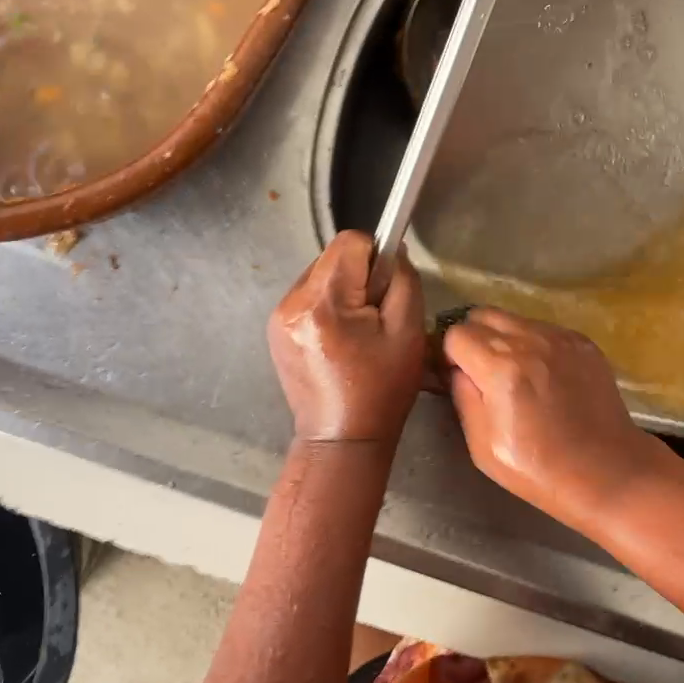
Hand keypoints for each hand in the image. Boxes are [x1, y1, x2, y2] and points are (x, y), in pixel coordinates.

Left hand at [268, 231, 425, 442]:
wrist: (341, 439)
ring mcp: (278, 317)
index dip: (377, 256)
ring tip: (358, 332)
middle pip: (333, 257)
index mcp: (324, 302)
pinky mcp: (276, 329)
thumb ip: (403, 282)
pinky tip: (340, 340)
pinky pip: (308, 297)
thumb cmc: (381, 390)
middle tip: (375, 317)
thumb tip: (393, 251)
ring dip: (344, 290)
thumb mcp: (407, 332)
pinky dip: (328, 306)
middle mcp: (291, 302)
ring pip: (320, 275)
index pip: (350, 242)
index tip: (387, 290)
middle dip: (360, 276)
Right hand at [442, 309, 680, 529]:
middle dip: (474, 339)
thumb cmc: (539, 469)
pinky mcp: (582, 342)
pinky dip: (534, 344)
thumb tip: (456, 370)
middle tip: (484, 373)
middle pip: (482, 315)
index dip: (452, 356)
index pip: (457, 334)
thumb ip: (463, 397)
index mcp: (501, 368)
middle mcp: (530, 341)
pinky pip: (543, 329)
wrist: (607, 471)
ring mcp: (560, 338)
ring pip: (514, 319)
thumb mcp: (483, 446)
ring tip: (517, 376)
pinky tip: (545, 377)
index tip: (461, 377)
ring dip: (505, 339)